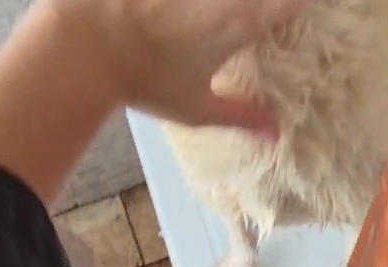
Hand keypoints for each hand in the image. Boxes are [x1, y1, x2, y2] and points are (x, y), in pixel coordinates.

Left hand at [47, 0, 306, 135]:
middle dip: (272, 5)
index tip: (300, 13)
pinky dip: (199, 3)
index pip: (286, 5)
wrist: (88, 42)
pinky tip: (191, 10)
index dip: (296, 7)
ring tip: (234, 14)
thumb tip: (277, 134)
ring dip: (236, 5)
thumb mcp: (198, 108)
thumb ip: (242, 116)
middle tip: (275, 14)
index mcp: (237, 24)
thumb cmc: (147, 82)